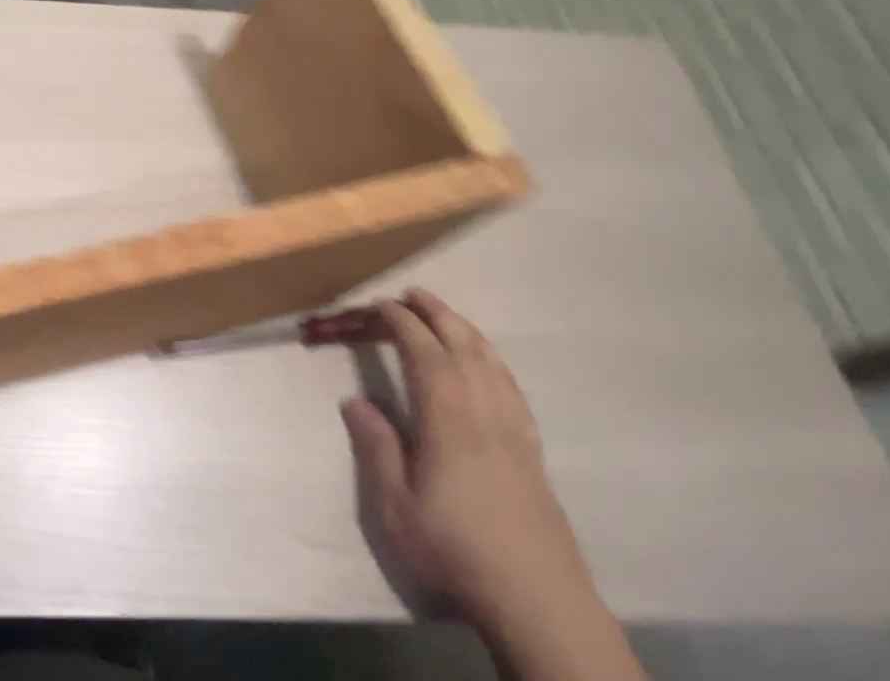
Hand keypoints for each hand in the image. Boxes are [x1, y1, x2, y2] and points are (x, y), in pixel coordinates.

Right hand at [343, 290, 645, 680]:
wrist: (534, 596)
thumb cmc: (453, 549)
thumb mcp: (395, 505)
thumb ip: (376, 448)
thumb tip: (355, 400)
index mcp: (448, 423)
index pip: (424, 356)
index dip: (403, 325)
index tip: (381, 305)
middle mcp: (485, 416)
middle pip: (463, 350)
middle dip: (437, 316)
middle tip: (412, 293)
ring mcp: (514, 433)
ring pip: (492, 366)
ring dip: (467, 332)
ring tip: (446, 315)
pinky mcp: (531, 453)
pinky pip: (512, 390)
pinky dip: (494, 363)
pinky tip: (489, 366)